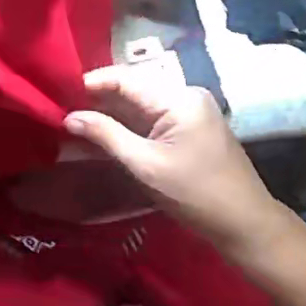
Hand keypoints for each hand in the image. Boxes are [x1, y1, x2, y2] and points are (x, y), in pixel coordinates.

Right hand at [65, 65, 291, 248]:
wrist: (246, 226)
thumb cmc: (196, 194)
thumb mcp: (146, 166)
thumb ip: (106, 136)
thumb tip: (69, 117)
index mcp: (179, 98)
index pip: (126, 79)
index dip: (91, 83)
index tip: (59, 91)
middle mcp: (185, 95)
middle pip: (132, 88)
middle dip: (97, 99)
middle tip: (61, 107)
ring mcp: (189, 111)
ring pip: (139, 104)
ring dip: (109, 113)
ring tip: (75, 120)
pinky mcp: (188, 127)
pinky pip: (150, 117)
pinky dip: (126, 125)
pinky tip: (102, 132)